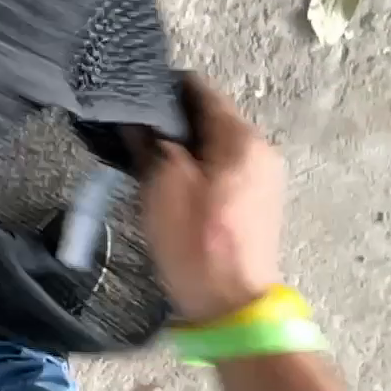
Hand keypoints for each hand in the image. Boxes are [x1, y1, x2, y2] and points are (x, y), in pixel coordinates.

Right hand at [139, 75, 285, 321]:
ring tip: (140, 147)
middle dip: (169, 115)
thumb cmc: (195, 239)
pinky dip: (194, 160)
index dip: (162, 86)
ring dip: (180, 140)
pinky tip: (166, 174)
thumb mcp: (162, 183)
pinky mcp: (256, 199)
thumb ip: (150, 141)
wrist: (232, 304)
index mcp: (241, 138)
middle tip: (127, 121)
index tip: (129, 92)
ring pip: (213, 140)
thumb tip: (136, 118)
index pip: (199, 88)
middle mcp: (260, 149)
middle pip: (208, 114)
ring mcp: (263, 176)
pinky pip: (220, 163)